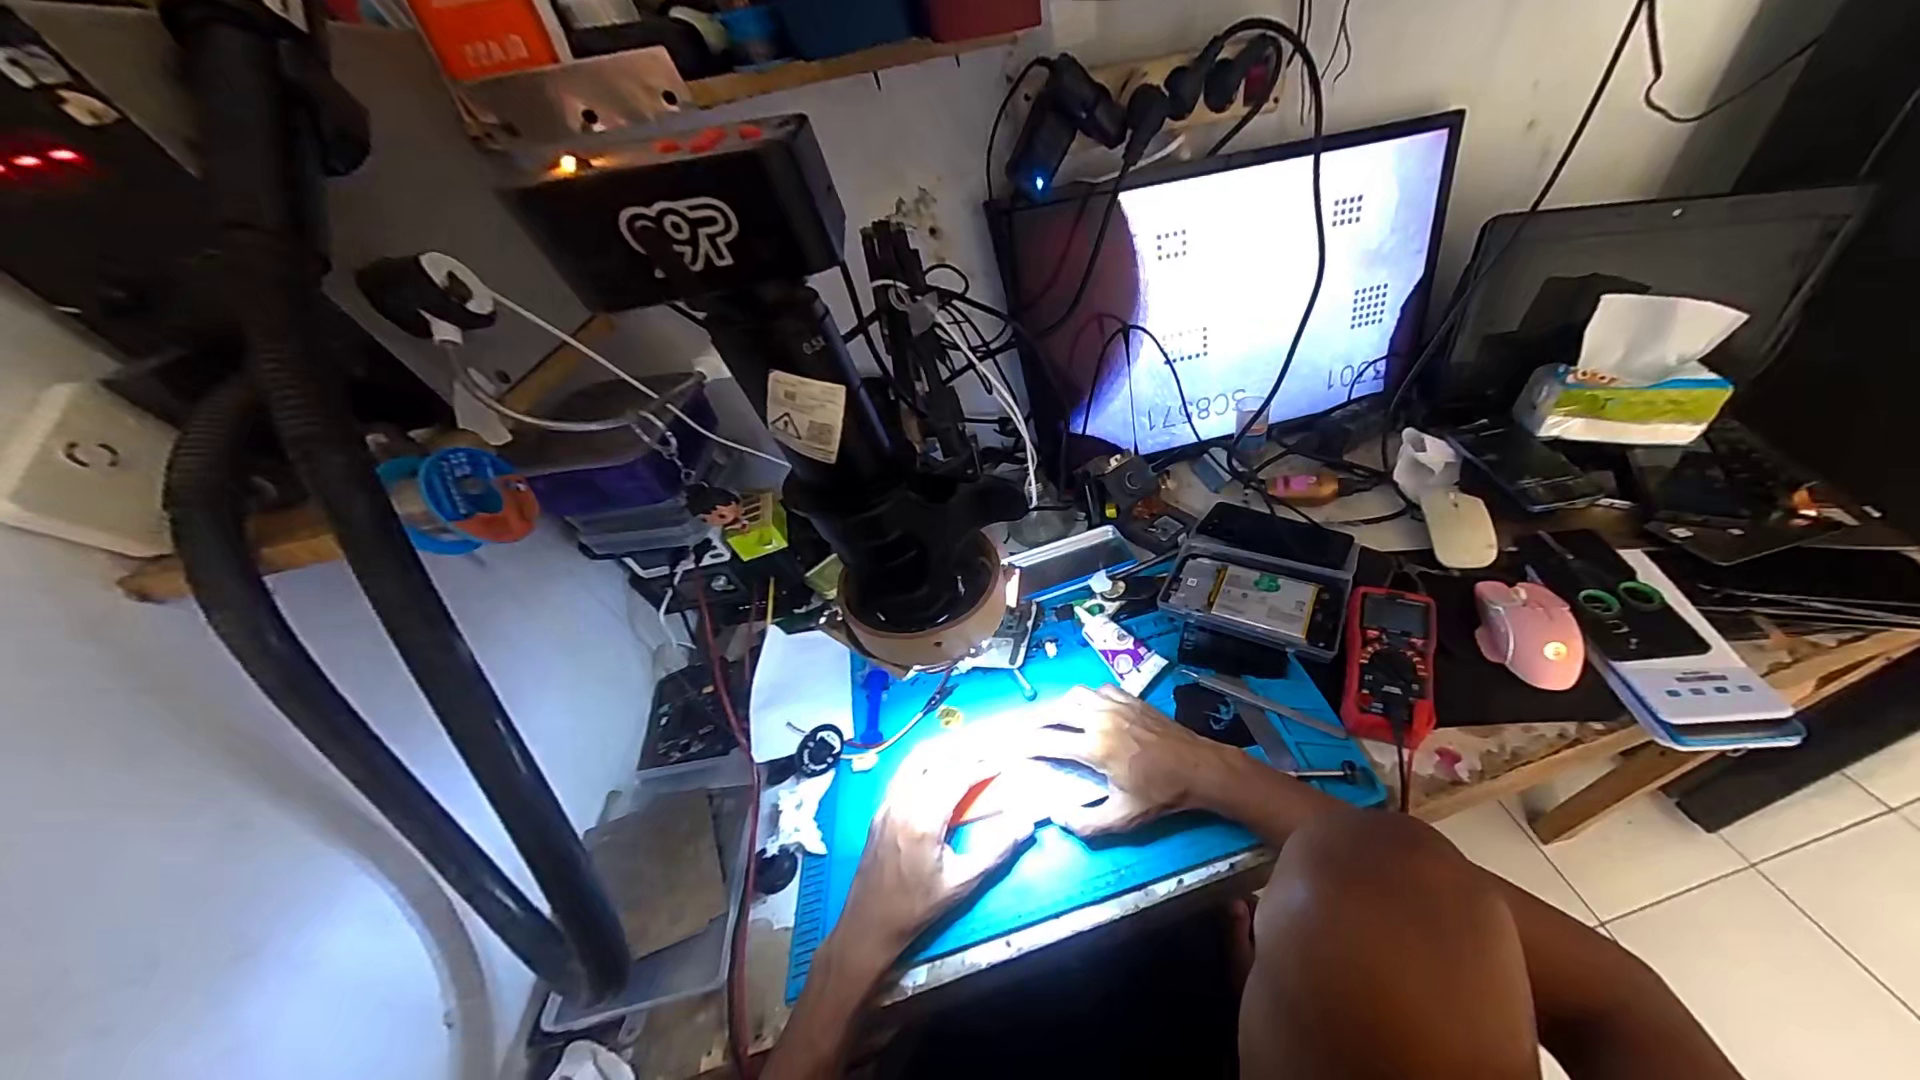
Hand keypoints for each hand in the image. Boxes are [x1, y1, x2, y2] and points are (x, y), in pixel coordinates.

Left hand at [831, 739, 1033, 966]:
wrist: (869, 923)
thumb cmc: (917, 908)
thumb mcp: (962, 884)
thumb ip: (996, 851)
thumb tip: (1025, 823)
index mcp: (922, 820)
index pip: (956, 776)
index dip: (981, 765)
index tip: (1002, 762)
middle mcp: (902, 802)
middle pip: (935, 760)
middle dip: (963, 751)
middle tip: (987, 751)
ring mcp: (888, 803)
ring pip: (915, 760)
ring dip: (942, 751)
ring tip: (966, 750)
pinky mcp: (881, 808)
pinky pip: (904, 772)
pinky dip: (925, 762)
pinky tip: (938, 767)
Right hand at [1025, 684, 1231, 836]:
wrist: (1199, 767)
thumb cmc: (1161, 795)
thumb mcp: (1124, 818)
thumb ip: (1087, 823)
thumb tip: (1058, 817)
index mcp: (1094, 747)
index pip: (1049, 741)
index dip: (1028, 745)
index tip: (1016, 749)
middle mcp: (1099, 719)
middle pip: (1056, 712)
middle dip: (1038, 722)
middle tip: (1030, 733)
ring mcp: (1115, 705)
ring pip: (1076, 695)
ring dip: (1061, 706)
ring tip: (1056, 719)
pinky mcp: (1130, 698)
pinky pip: (1098, 689)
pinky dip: (1087, 697)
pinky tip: (1089, 709)